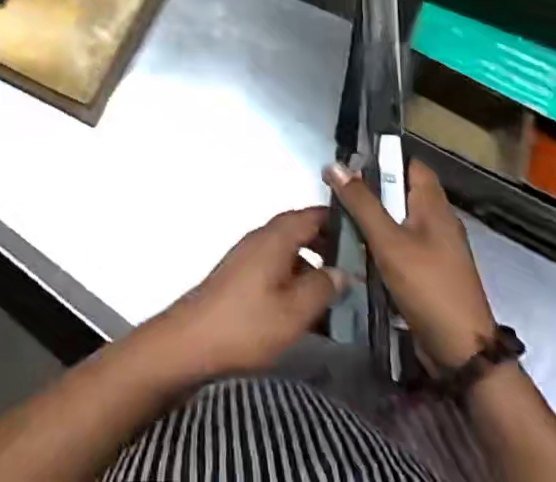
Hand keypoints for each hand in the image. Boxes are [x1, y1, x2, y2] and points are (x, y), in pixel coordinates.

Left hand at [141, 207, 343, 379]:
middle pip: (298, 232)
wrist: (193, 341)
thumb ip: (323, 287)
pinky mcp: (241, 279)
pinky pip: (276, 270)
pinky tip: (310, 309)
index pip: (308, 215)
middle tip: (358, 264)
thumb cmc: (247, 323)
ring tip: (340, 291)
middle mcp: (259, 241)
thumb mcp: (295, 309)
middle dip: (328, 244)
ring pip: (288, 253)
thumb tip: (343, 271)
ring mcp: (247, 259)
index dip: (335, 219)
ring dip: (312, 266)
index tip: (363, 230)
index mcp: (273, 239)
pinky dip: (295, 280)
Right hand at [326, 161, 499, 370]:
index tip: (350, 161)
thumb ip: (361, 203)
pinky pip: (397, 245)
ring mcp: (433, 250)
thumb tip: (336, 166)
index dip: (383, 158)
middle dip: (368, 190)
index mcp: (435, 208)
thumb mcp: (388, 241)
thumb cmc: (428, 287)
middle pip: (400, 193)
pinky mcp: (426, 272)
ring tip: (336, 218)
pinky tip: (353, 251)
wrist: (460, 351)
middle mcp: (437, 223)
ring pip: (396, 221)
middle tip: (334, 192)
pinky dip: (376, 244)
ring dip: (369, 219)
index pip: (411, 166)